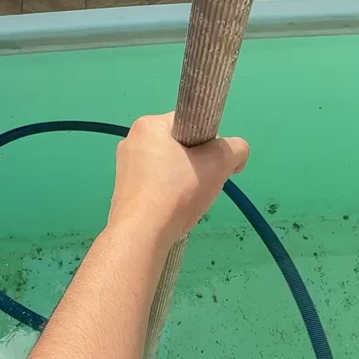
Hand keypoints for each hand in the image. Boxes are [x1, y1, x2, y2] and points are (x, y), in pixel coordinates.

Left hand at [106, 113, 250, 249]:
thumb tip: (236, 155)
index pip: (189, 123)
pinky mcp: (122, 191)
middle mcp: (131, 141)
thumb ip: (236, 149)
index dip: (208, 142)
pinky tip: (173, 210)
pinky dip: (168, 195)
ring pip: (168, 168)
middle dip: (196, 164)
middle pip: (179, 146)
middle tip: (202, 184)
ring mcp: (124, 167)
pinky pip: (155, 185)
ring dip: (183, 182)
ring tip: (187, 201)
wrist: (142, 235)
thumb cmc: (177, 192)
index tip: (212, 163)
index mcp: (148, 125)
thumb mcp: (219, 163)